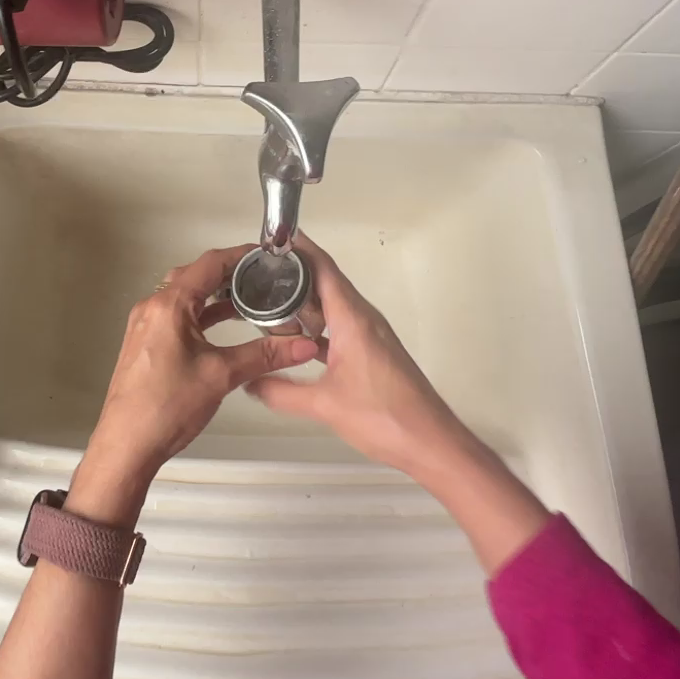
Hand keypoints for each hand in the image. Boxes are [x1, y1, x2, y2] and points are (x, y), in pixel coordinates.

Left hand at [73, 245, 320, 522]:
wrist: (126, 446)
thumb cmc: (168, 405)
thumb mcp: (221, 375)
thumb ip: (264, 355)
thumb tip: (305, 345)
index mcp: (169, 305)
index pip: (209, 264)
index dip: (240, 255)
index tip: (267, 255)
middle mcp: (153, 307)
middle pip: (195, 276)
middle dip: (230, 273)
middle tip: (263, 276)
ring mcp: (146, 325)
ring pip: (186, 297)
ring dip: (216, 296)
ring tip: (251, 299)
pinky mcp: (146, 343)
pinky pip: (178, 316)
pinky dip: (203, 314)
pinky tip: (224, 326)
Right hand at [243, 236, 479, 479]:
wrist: (430, 442)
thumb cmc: (382, 416)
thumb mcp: (324, 405)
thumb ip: (281, 393)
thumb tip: (248, 383)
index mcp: (352, 319)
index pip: (323, 269)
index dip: (300, 248)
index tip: (273, 236)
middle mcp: (363, 318)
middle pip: (327, 281)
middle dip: (295, 271)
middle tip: (258, 269)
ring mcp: (370, 334)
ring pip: (334, 304)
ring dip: (306, 299)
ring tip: (270, 298)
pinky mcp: (373, 351)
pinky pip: (340, 324)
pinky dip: (319, 323)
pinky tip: (298, 336)